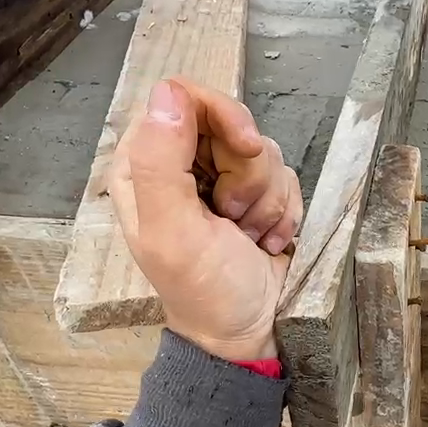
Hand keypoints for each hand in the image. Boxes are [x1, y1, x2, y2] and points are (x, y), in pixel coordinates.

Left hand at [110, 77, 303, 361]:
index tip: (246, 145)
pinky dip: (283, 211)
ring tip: (249, 237)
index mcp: (143, 166)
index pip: (180, 97)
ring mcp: (221, 179)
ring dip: (265, 200)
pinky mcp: (258, 195)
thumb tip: (169, 93)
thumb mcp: (173, 232)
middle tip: (236, 216)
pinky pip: (284, 176)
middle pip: (229, 121)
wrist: (250, 332)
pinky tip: (268, 241)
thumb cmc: (205, 290)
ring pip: (263, 150)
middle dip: (247, 171)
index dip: (220, 113)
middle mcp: (181, 165)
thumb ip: (161, 162)